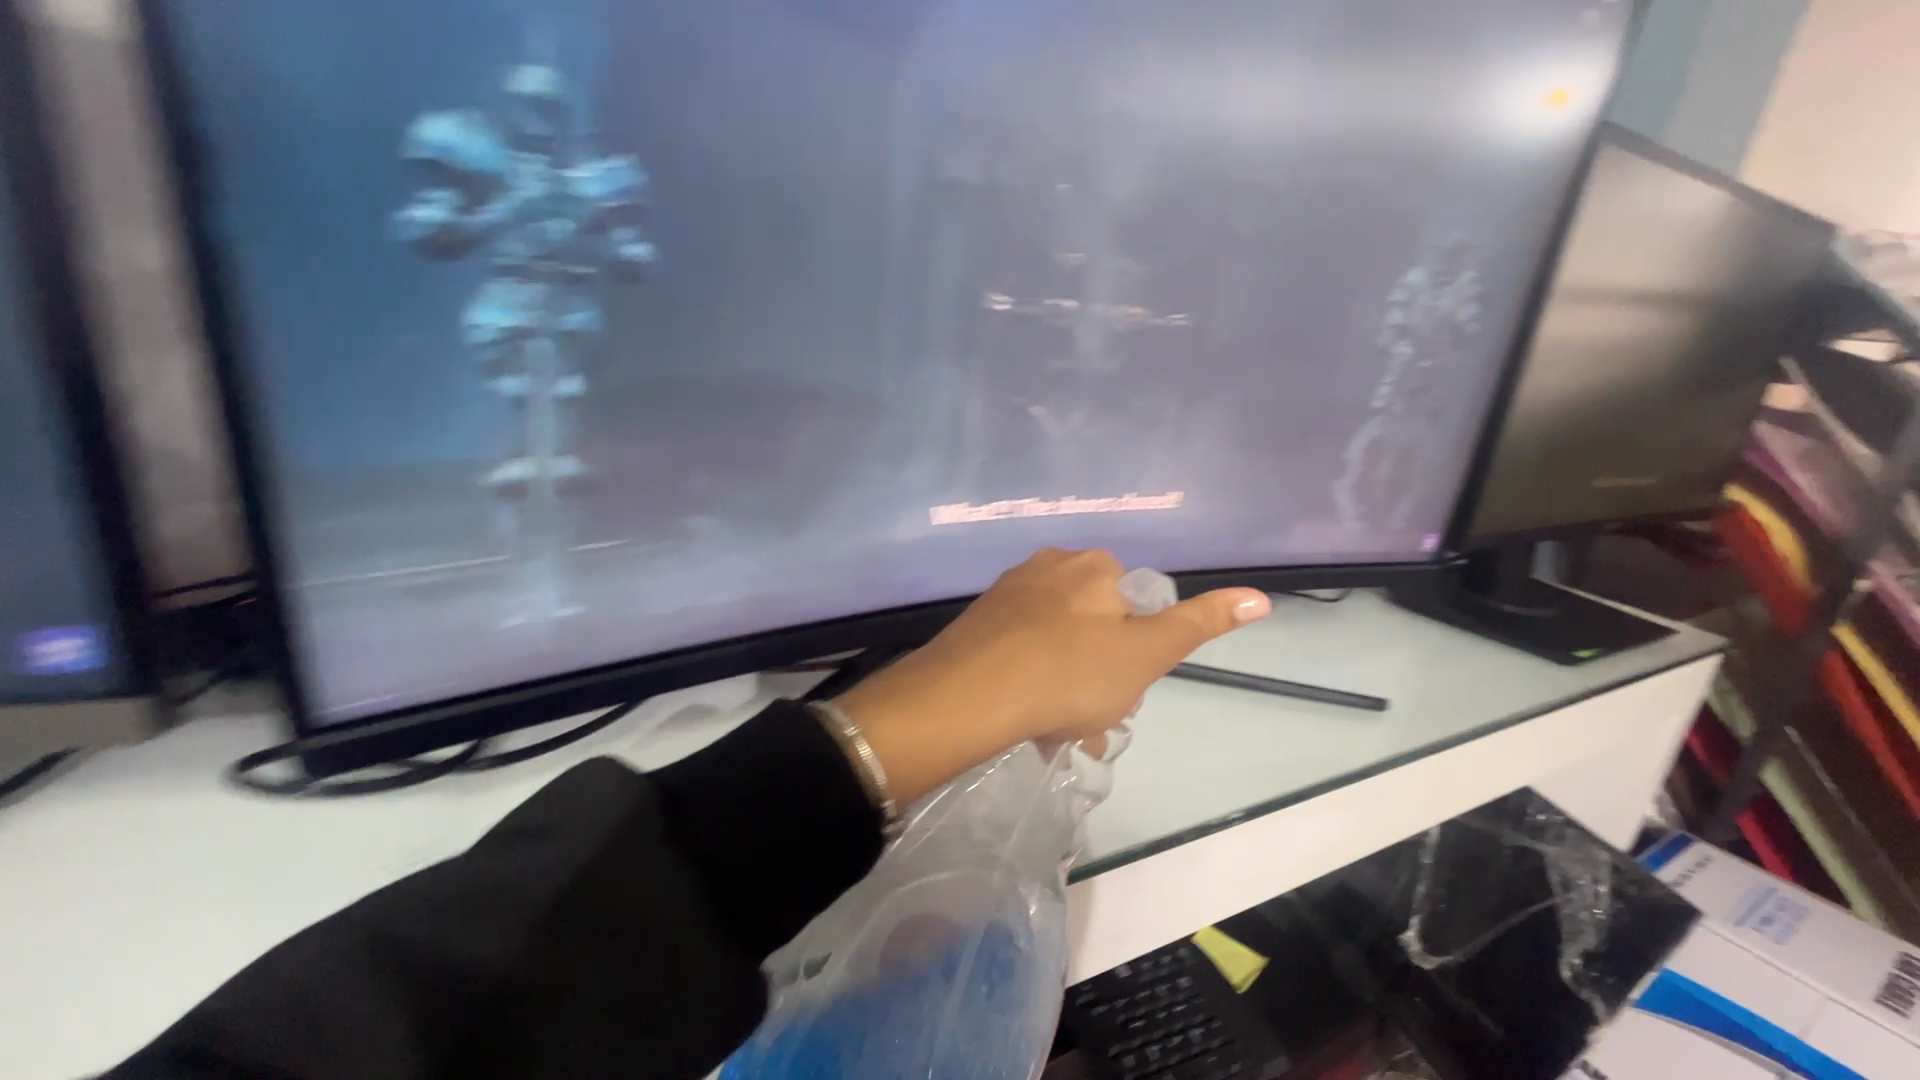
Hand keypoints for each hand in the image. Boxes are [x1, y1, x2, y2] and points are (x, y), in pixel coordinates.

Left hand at [834, 548, 1271, 802]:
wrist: (967, 696)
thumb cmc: (1069, 673)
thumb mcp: (1147, 653)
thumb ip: (1200, 624)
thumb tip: (1259, 596)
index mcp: (1094, 565)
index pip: (1136, 609)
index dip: (1136, 654)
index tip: (1121, 691)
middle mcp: (1049, 565)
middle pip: (1094, 626)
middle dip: (1098, 675)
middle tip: (1087, 721)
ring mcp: (1007, 592)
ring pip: (1056, 643)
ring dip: (1064, 688)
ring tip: (1054, 733)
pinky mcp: (977, 621)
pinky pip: (1020, 651)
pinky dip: (1031, 683)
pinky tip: (1026, 722)